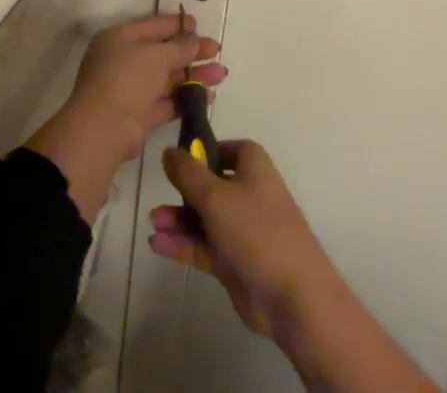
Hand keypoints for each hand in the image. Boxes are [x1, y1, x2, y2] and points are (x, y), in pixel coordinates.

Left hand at [25, 13, 225, 222]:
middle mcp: (123, 61)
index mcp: (119, 38)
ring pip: (167, 78)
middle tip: (216, 50)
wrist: (104, 127)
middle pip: (162, 53)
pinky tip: (209, 95)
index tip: (199, 24)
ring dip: (193, 75)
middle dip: (190, 51)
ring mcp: (131, 88)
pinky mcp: (140, 113)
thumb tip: (193, 39)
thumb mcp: (155, 55)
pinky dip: (186, 98)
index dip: (176, 25)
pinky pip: (167, 101)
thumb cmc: (126, 78)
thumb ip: (179, 46)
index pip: (152, 26)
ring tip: (221, 73)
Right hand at [153, 142, 438, 392]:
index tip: (182, 157)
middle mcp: (250, 197)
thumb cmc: (256, 231)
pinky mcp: (234, 261)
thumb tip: (169, 151)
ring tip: (154, 223)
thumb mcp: (215, 195)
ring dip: (179, 219)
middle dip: (184, 190)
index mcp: (255, 172)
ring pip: (204, 218)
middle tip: (161, 194)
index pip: (234, 149)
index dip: (209, 150)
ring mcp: (242, 231)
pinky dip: (182, 244)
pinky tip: (157, 244)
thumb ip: (187, 172)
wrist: (292, 297)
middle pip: (212, 185)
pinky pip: (203, 246)